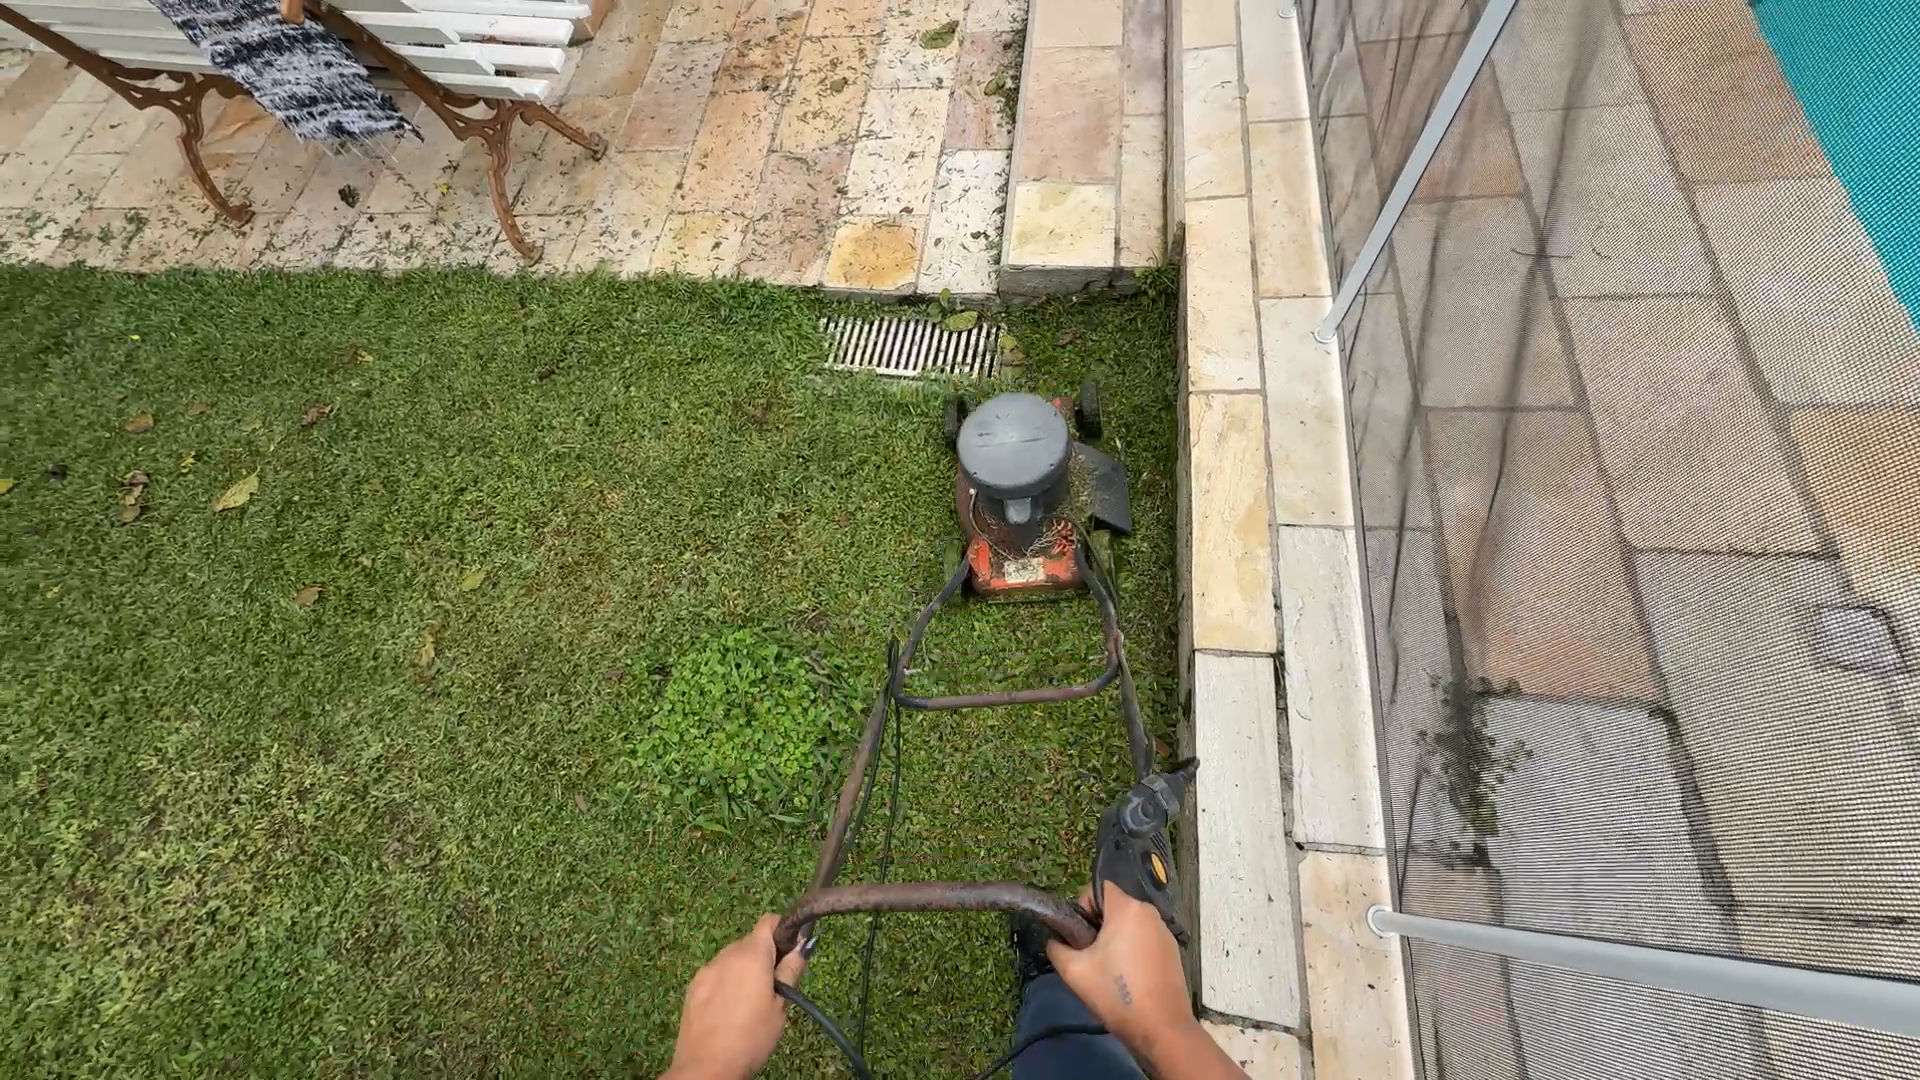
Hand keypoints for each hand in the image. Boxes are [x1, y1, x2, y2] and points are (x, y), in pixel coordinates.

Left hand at [662, 915, 806, 1079]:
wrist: (705, 1070)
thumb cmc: (751, 1037)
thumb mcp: (780, 1005)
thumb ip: (791, 970)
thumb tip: (802, 944)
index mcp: (752, 954)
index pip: (769, 921)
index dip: (783, 931)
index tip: (790, 953)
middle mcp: (728, 954)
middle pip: (751, 942)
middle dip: (764, 957)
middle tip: (773, 987)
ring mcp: (707, 970)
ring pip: (733, 959)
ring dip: (744, 970)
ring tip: (749, 1003)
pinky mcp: (693, 987)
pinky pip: (716, 974)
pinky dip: (726, 983)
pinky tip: (727, 1010)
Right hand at [1046, 882, 1200, 1066]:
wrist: (1163, 1030)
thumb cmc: (1117, 995)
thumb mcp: (1074, 972)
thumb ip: (1056, 947)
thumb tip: (1056, 939)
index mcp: (1127, 908)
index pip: (1098, 888)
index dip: (1083, 906)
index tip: (1080, 936)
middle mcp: (1149, 912)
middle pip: (1114, 907)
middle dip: (1099, 926)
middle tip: (1091, 957)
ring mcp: (1164, 931)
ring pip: (1130, 924)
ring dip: (1117, 939)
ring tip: (1111, 971)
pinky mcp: (1173, 950)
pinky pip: (1145, 938)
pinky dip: (1134, 950)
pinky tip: (1131, 978)